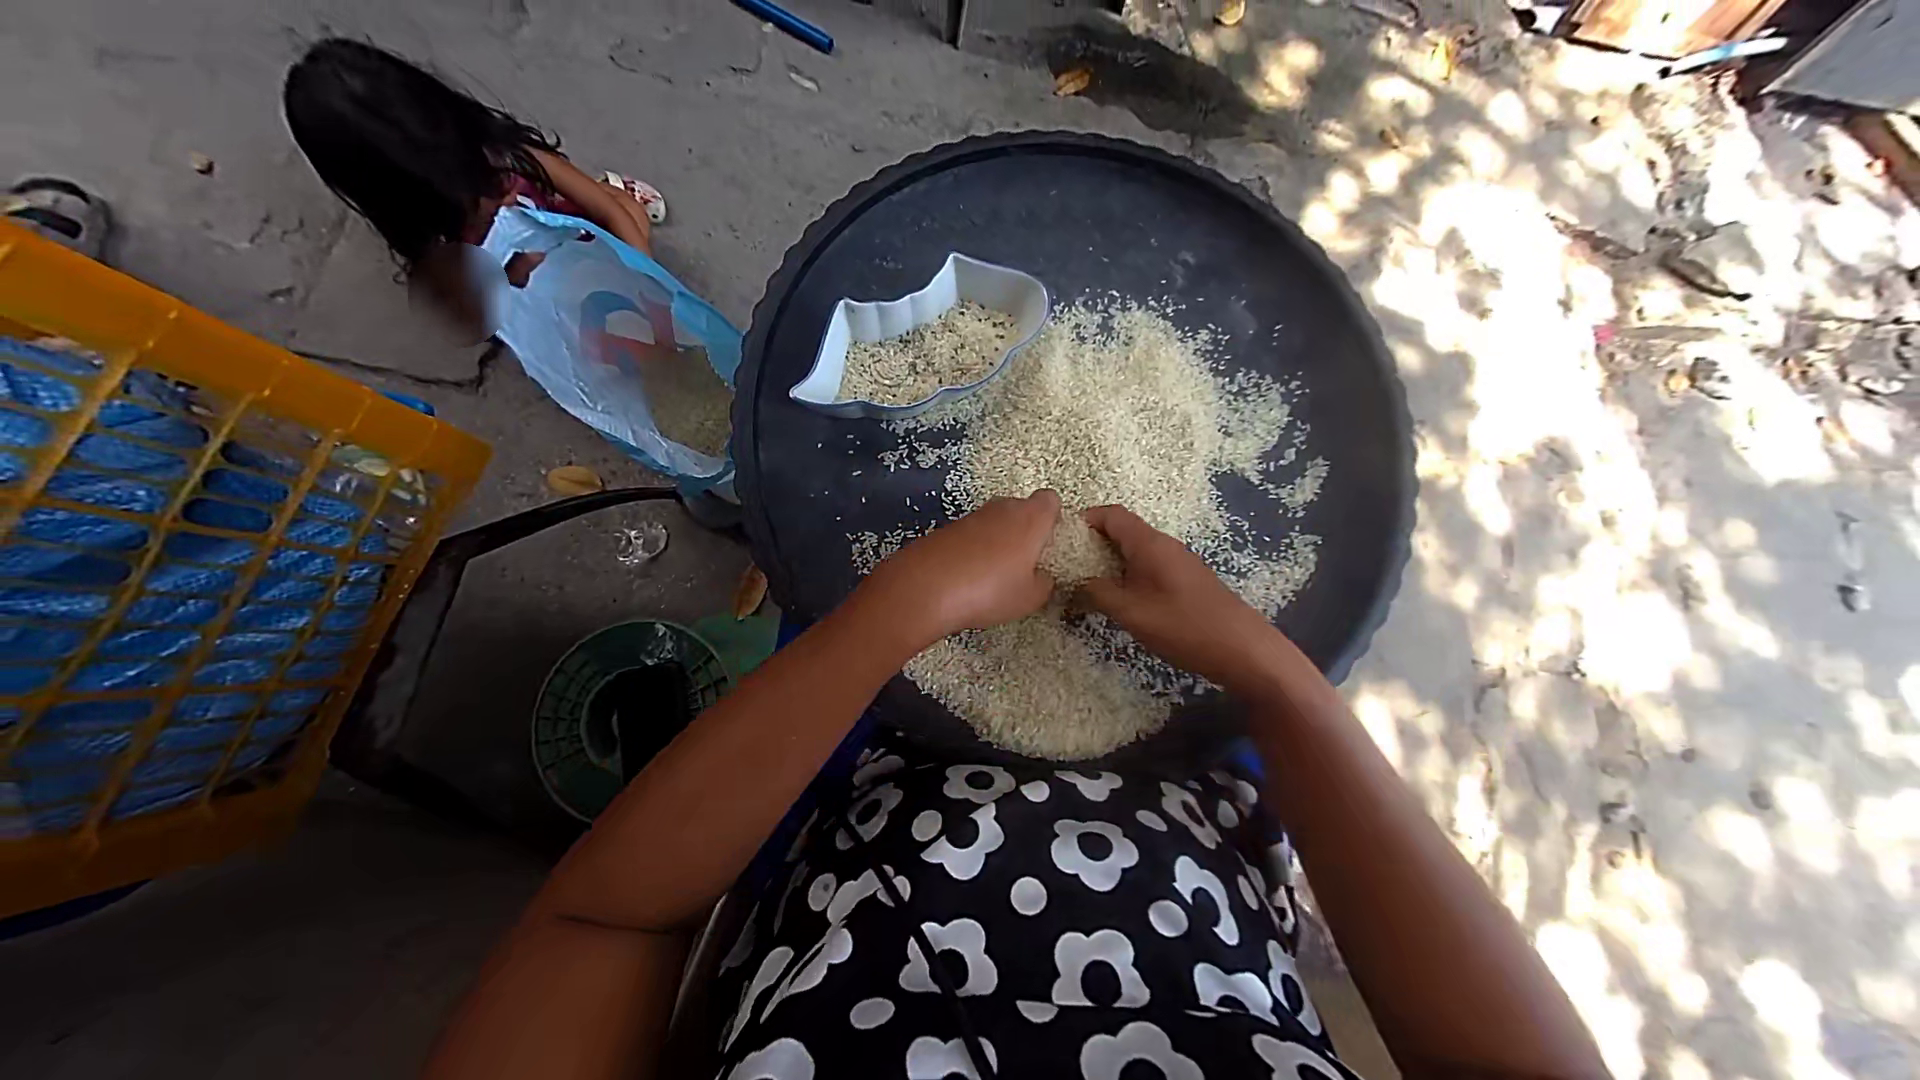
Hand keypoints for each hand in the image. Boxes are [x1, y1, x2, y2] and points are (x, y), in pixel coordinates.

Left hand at [860, 490, 1060, 645]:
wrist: (925, 587)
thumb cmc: (989, 590)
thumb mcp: (1031, 598)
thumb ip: (1045, 582)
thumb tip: (1041, 576)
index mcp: (1030, 518)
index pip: (1051, 500)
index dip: (1053, 518)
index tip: (1049, 544)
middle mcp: (1002, 508)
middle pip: (1021, 508)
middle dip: (1025, 530)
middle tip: (1025, 563)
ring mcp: (971, 516)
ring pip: (995, 521)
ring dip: (998, 540)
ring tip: (994, 575)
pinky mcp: (946, 528)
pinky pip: (971, 534)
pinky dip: (973, 549)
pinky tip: (968, 576)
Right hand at [1078, 504, 1288, 687]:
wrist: (1243, 650)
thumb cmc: (1183, 625)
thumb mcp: (1130, 611)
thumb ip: (1097, 593)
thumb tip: (1074, 584)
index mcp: (1149, 543)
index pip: (1111, 514)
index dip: (1084, 520)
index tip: (1060, 540)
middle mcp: (1163, 545)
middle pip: (1121, 532)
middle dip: (1091, 545)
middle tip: (1065, 567)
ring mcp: (1177, 564)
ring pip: (1134, 553)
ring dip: (1108, 564)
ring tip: (1085, 586)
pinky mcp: (1185, 583)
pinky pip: (1147, 569)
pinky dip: (1127, 577)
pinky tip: (1119, 601)